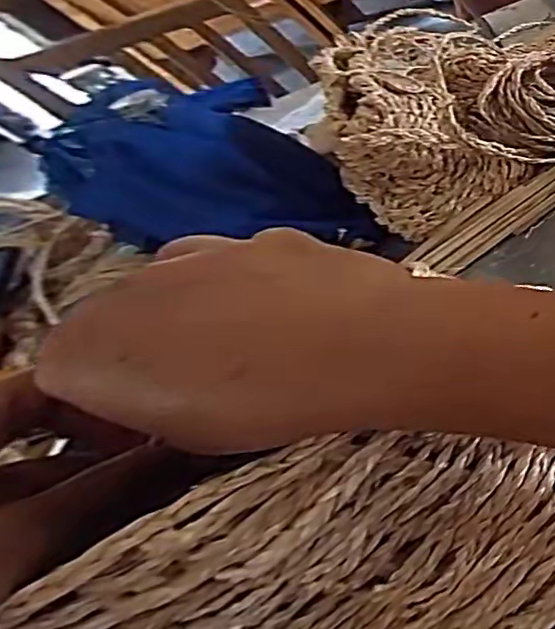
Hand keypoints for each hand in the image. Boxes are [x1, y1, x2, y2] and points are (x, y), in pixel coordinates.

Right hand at [33, 231, 422, 454]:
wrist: (371, 344)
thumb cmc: (276, 398)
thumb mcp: (181, 434)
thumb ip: (146, 405)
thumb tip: (164, 395)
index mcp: (83, 348)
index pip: (68, 370)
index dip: (110, 397)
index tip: (150, 414)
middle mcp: (138, 287)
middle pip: (128, 314)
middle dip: (156, 342)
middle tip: (206, 374)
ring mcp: (215, 252)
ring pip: (186, 276)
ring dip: (206, 302)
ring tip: (257, 337)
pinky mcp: (279, 236)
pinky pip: (254, 258)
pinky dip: (267, 278)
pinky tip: (301, 305)